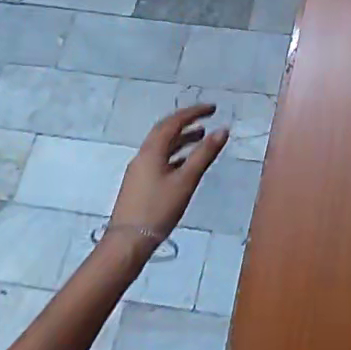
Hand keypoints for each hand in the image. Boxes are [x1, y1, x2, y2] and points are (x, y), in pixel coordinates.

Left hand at [105, 104, 227, 251]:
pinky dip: (175, 155)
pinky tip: (186, 165)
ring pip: (162, 147)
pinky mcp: (140, 183)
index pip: (173, 122)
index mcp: (152, 150)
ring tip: (201, 138)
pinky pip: (160, 159)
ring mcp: (140, 169)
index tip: (213, 109)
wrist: (128, 241)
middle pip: (165, 131)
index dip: (193, 112)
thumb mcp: (186, 180)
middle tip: (207, 119)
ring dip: (181, 139)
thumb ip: (204, 154)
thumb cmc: (158, 208)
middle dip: (186, 123)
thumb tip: (222, 130)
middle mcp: (143, 155)